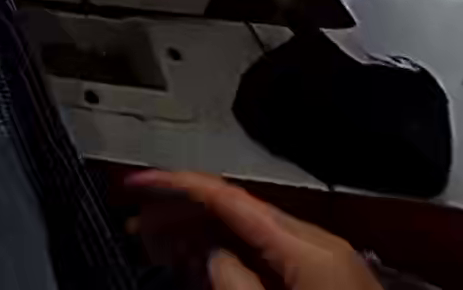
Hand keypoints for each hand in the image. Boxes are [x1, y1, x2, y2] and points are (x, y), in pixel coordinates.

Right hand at [128, 171, 383, 289]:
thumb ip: (231, 278)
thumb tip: (210, 255)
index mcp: (305, 243)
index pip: (220, 192)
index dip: (169, 182)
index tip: (135, 183)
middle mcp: (316, 241)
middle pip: (229, 206)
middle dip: (179, 211)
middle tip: (140, 223)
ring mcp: (325, 261)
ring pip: (244, 228)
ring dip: (199, 232)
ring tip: (163, 244)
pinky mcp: (327, 280)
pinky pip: (264, 251)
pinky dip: (227, 250)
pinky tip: (203, 261)